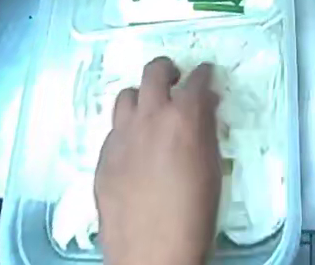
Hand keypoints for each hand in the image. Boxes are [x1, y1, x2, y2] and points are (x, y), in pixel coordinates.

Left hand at [95, 57, 222, 264]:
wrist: (153, 260)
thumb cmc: (194, 217)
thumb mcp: (212, 168)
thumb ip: (206, 128)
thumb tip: (205, 105)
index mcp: (182, 117)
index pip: (196, 78)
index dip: (203, 73)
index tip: (205, 74)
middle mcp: (150, 117)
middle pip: (154, 71)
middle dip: (167, 69)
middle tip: (174, 81)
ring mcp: (122, 135)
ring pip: (126, 95)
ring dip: (141, 98)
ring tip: (148, 112)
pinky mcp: (103, 157)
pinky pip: (114, 130)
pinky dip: (126, 131)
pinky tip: (134, 149)